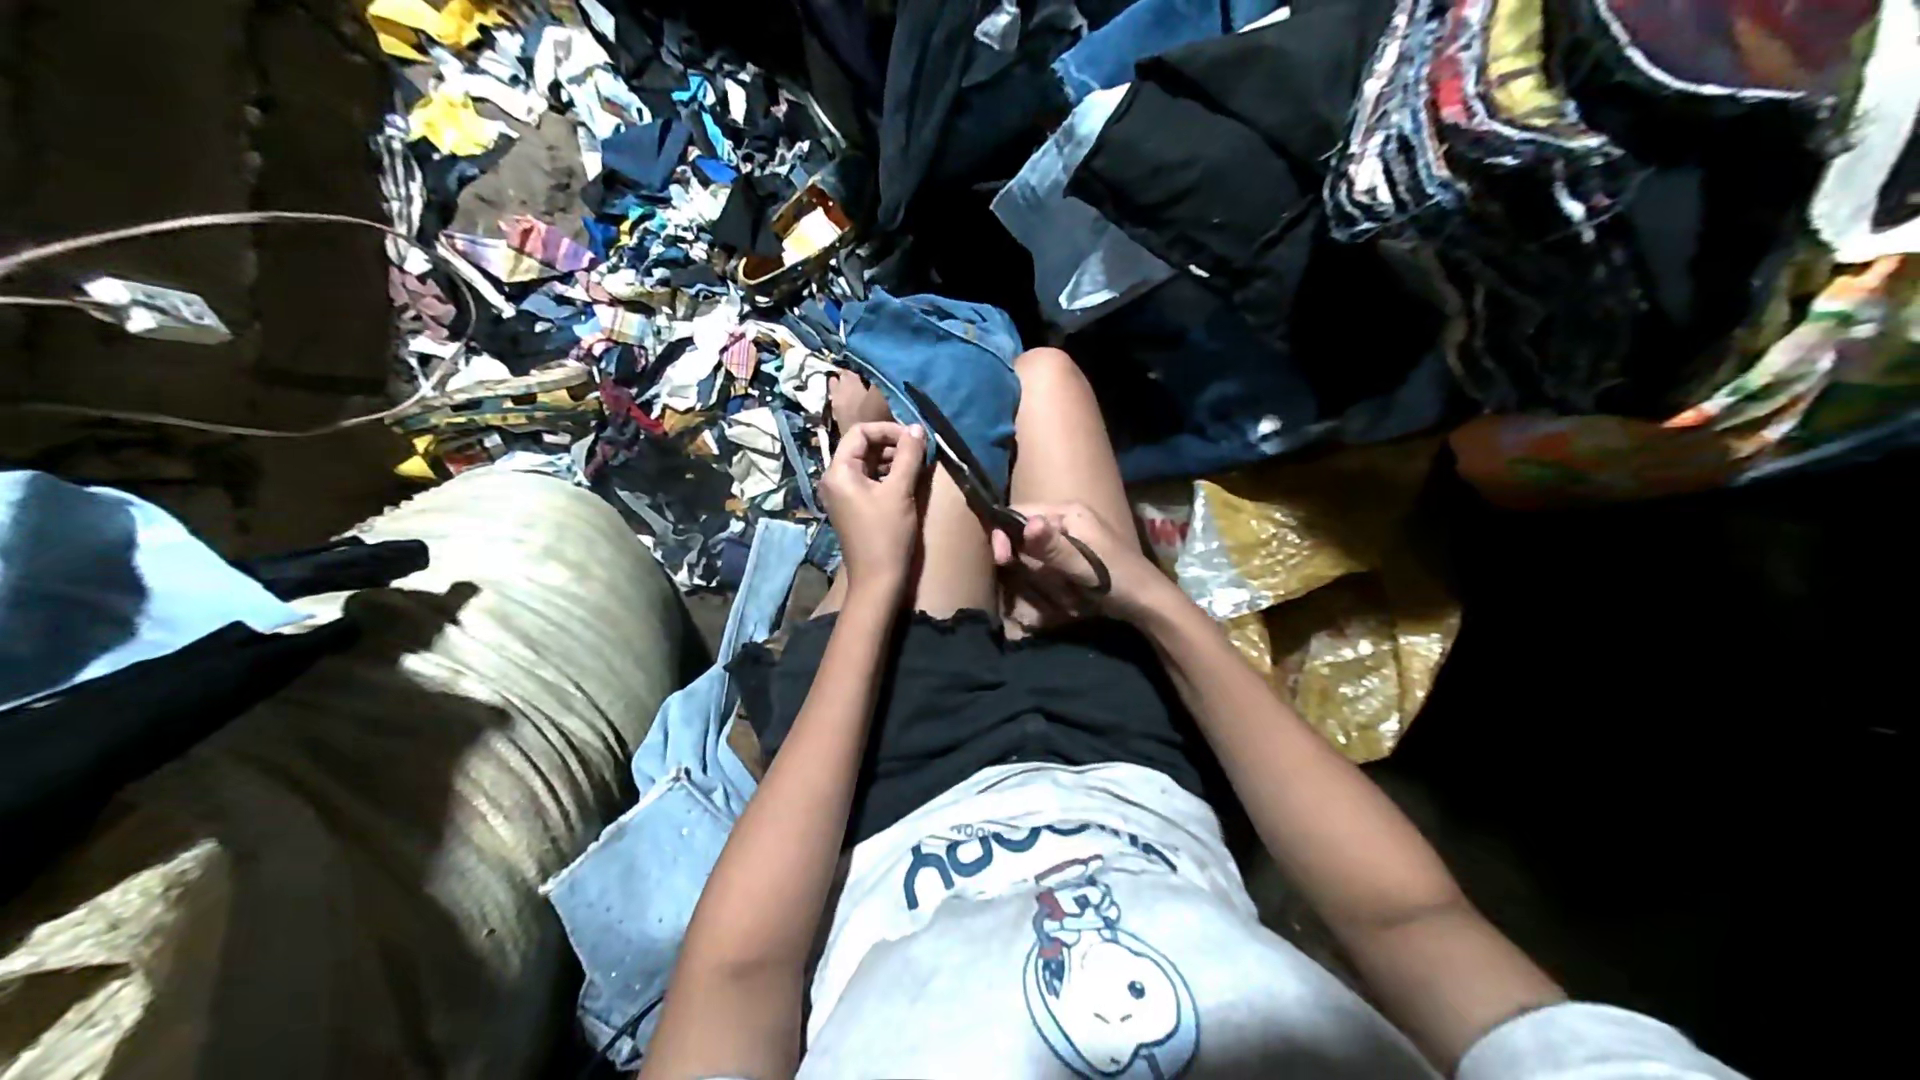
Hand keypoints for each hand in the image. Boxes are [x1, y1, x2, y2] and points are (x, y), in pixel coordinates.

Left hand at [820, 421, 925, 602]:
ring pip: (868, 463)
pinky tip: (909, 481)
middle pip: (863, 446)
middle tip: (920, 451)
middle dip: (892, 444)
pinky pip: (870, 480)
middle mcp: (835, 479)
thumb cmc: (887, 535)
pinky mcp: (854, 506)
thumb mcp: (900, 492)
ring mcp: (843, 494)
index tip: (915, 438)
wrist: (878, 580)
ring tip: (918, 465)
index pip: (860, 432)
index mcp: (839, 472)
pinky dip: (889, 475)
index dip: (888, 430)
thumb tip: (917, 428)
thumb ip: (909, 456)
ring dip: (893, 459)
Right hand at [990, 502, 1172, 624]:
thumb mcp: (1082, 564)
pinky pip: (1046, 570)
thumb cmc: (1117, 579)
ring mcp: (1069, 542)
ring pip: (1034, 559)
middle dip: (1029, 566)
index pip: (1020, 512)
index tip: (1001, 560)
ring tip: (1064, 595)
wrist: (1147, 603)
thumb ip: (1052, 546)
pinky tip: (1067, 598)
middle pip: (1025, 538)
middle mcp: (1066, 522)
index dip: (1005, 534)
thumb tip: (1028, 523)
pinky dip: (1050, 586)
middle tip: (1046, 586)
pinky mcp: (1072, 560)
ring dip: (1042, 581)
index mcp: (1068, 512)